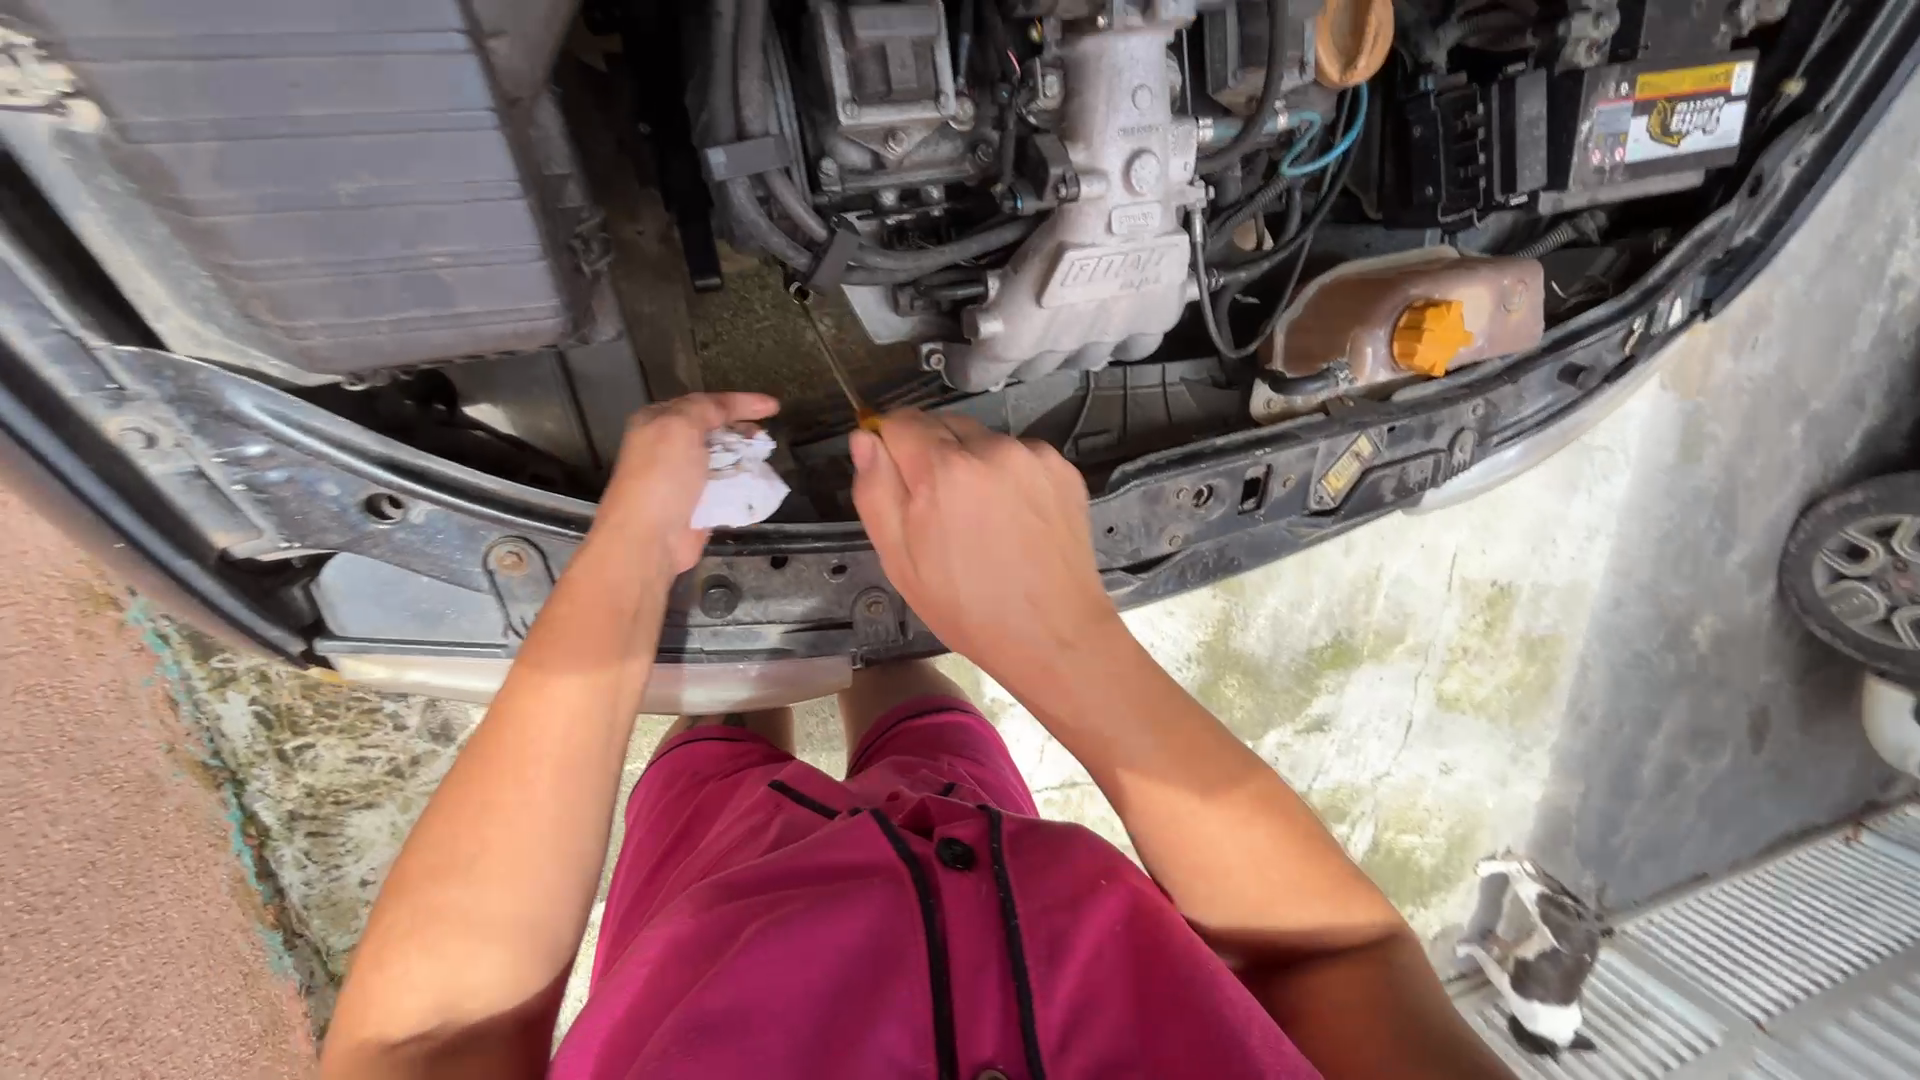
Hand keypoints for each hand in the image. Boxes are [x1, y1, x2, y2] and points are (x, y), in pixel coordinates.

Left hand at [593, 392, 779, 573]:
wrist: (650, 537)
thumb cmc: (662, 476)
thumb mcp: (680, 426)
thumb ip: (706, 408)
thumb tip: (729, 407)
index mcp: (658, 421)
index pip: (705, 403)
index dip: (740, 402)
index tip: (772, 406)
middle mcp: (668, 446)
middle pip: (714, 430)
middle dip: (742, 430)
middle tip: (766, 435)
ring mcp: (684, 477)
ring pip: (723, 459)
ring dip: (746, 456)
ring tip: (766, 456)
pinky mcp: (698, 504)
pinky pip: (726, 487)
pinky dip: (744, 482)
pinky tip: (760, 480)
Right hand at [851, 410, 1122, 689]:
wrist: (1053, 634)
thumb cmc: (967, 607)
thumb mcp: (900, 560)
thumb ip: (875, 490)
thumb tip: (865, 439)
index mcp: (943, 470)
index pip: (901, 421)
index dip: (892, 447)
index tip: (899, 480)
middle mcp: (992, 449)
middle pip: (944, 425)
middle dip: (933, 456)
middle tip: (941, 511)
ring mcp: (1033, 456)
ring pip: (983, 441)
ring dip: (973, 464)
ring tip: (983, 520)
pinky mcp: (1062, 469)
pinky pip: (1020, 455)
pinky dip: (1009, 475)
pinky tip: (1015, 519)